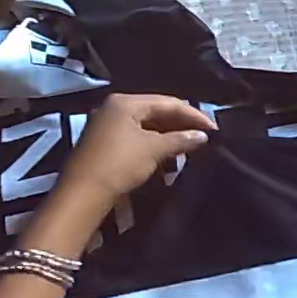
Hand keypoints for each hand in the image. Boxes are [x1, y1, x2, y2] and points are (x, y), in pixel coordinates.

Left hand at [58, 94, 215, 205]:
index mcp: (126, 102)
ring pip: (148, 124)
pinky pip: (138, 136)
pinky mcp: (106, 142)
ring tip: (191, 145)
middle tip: (204, 135)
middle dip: (182, 123)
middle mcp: (116, 108)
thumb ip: (181, 139)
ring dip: (170, 134)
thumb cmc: (119, 164)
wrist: (82, 195)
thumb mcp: (153, 150)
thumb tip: (202, 136)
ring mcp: (109, 125)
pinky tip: (170, 153)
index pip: (168, 102)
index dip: (193, 115)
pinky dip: (155, 143)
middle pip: (157, 110)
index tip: (214, 128)